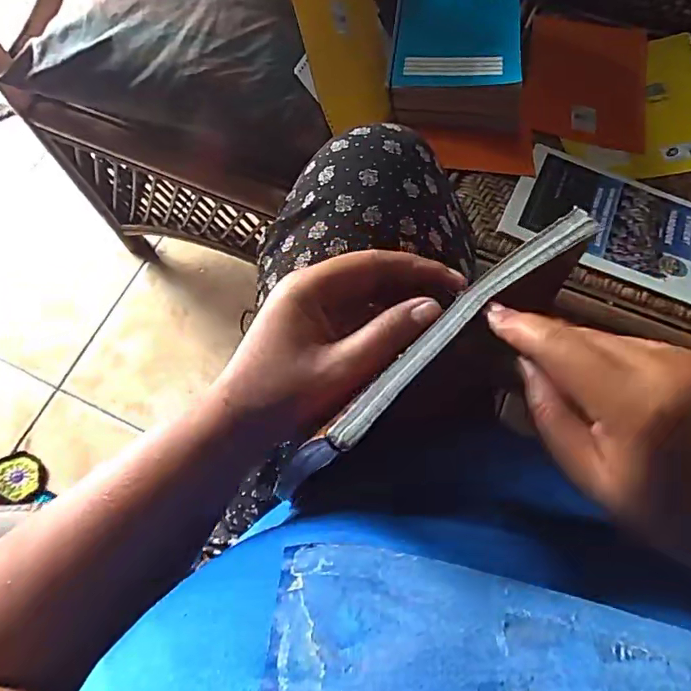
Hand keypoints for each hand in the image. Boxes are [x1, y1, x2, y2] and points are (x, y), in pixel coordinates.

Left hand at [215, 249, 465, 443]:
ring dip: (401, 299)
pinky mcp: (313, 326)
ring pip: (366, 292)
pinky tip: (408, 329)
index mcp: (311, 286)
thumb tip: (431, 307)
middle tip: (455, 296)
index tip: (456, 282)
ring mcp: (310, 306)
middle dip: (414, 281)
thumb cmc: (282, 397)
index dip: (419, 269)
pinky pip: (356, 312)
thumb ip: (388, 334)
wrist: (234, 426)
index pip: (375, 263)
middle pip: (371, 273)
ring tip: (440, 310)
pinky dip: (385, 317)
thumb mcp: (342, 368)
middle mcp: (310, 287)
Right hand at [485, 304, 690, 562]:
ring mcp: (684, 355)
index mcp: (634, 403)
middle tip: (513, 342)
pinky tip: (604, 382)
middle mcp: (661, 364)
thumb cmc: (670, 516)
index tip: (492, 313)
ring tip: (558, 371)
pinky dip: (609, 356)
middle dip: (548, 337)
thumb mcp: (595, 481)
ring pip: (610, 337)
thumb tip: (526, 365)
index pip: (565, 347)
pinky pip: (635, 345)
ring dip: (578, 348)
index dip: (525, 327)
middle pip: (586, 335)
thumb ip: (553, 418)